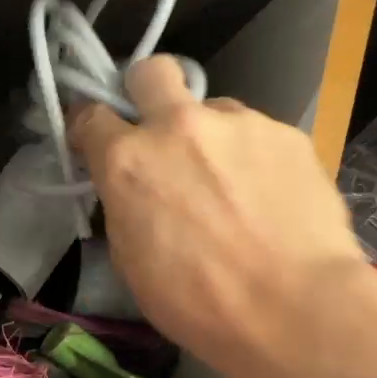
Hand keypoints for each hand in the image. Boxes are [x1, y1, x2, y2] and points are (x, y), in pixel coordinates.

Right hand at [70, 56, 376, 377]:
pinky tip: (261, 201)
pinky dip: (249, 160)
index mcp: (127, 162)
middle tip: (154, 133)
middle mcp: (179, 127)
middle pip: (152, 72)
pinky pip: (255, 136)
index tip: (93, 141)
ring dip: (207, 138)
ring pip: (212, 111)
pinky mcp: (288, 134)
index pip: (91, 116)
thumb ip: (125, 205)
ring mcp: (239, 123)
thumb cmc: (190, 299)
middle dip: (145, 94)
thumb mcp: (129, 257)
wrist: (286, 305)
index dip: (88, 126)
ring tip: (226, 189)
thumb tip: (133, 189)